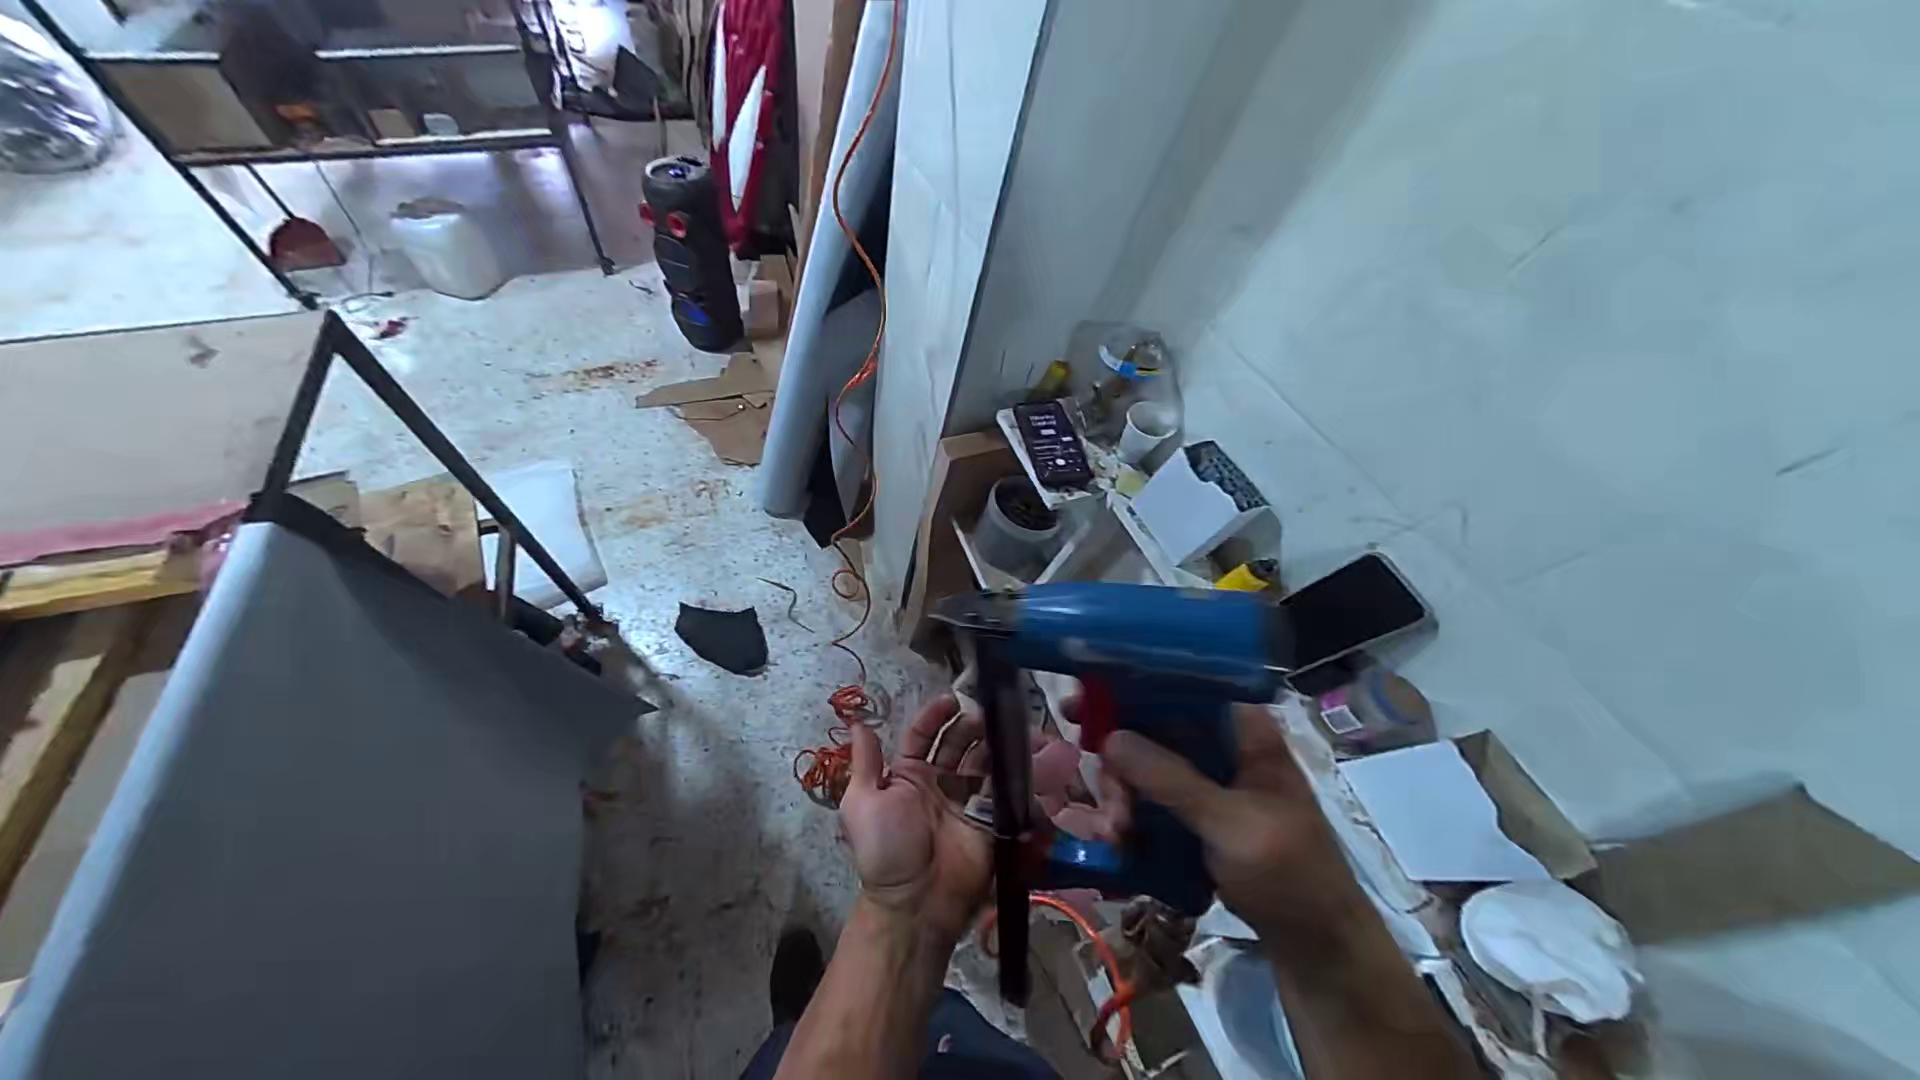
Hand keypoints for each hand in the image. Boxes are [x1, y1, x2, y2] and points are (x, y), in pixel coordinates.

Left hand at [840, 695, 991, 943]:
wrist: (916, 900)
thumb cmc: (885, 848)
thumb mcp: (862, 803)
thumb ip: (865, 762)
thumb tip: (857, 722)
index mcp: (908, 775)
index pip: (924, 735)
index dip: (935, 716)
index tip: (951, 700)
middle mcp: (938, 782)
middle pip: (956, 743)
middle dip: (967, 725)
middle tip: (981, 715)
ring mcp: (966, 799)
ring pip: (980, 760)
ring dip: (988, 741)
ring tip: (998, 727)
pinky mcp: (989, 817)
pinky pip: (999, 787)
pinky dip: (1006, 768)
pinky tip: (1013, 751)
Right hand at [1102, 705, 1363, 940]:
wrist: (1320, 950)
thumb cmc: (1290, 876)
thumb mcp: (1231, 825)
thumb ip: (1171, 779)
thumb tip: (1110, 738)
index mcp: (1244, 732)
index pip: (1183, 686)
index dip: (1132, 686)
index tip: (1083, 703)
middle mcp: (1222, 747)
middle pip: (1153, 728)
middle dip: (1121, 760)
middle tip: (1104, 796)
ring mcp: (1207, 782)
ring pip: (1145, 766)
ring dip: (1123, 795)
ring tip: (1117, 834)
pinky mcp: (1195, 814)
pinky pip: (1150, 799)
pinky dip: (1132, 814)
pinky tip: (1120, 840)